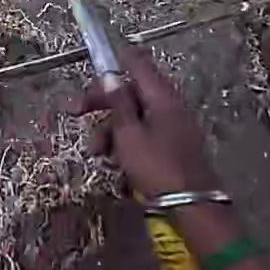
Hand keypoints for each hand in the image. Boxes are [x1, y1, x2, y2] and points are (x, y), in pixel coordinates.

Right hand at [79, 45, 219, 198]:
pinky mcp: (174, 148)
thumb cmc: (156, 167)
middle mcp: (170, 106)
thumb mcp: (129, 134)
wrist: (193, 209)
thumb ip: (118, 103)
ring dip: (112, 131)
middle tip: (76, 110)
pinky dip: (127, 145)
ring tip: (97, 153)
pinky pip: (145, 136)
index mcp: (161, 96)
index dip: (116, 60)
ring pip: (135, 118)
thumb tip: (110, 76)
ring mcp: (174, 128)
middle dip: (103, 104)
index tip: (96, 62)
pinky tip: (116, 165)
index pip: (138, 64)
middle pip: (132, 94)